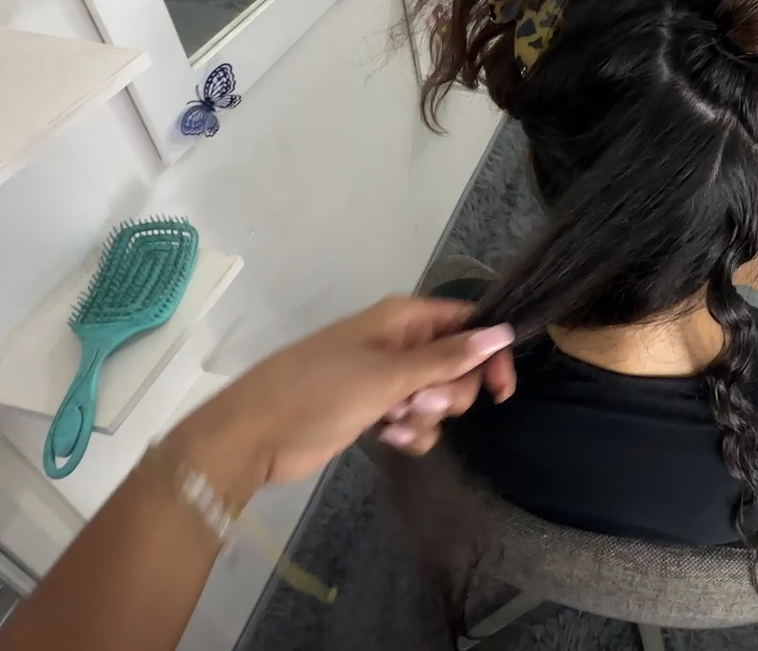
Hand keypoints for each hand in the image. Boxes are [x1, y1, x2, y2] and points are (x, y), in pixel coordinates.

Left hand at [161, 296, 514, 505]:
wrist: (254, 435)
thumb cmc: (322, 391)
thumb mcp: (390, 374)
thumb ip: (449, 357)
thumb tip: (503, 332)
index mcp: (405, 318)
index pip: (468, 324)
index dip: (488, 352)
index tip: (500, 390)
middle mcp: (402, 342)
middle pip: (458, 364)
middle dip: (449, 392)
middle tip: (420, 404)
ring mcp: (388, 377)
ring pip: (438, 396)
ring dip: (428, 417)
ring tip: (396, 424)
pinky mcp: (377, 409)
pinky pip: (416, 420)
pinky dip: (410, 433)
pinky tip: (387, 439)